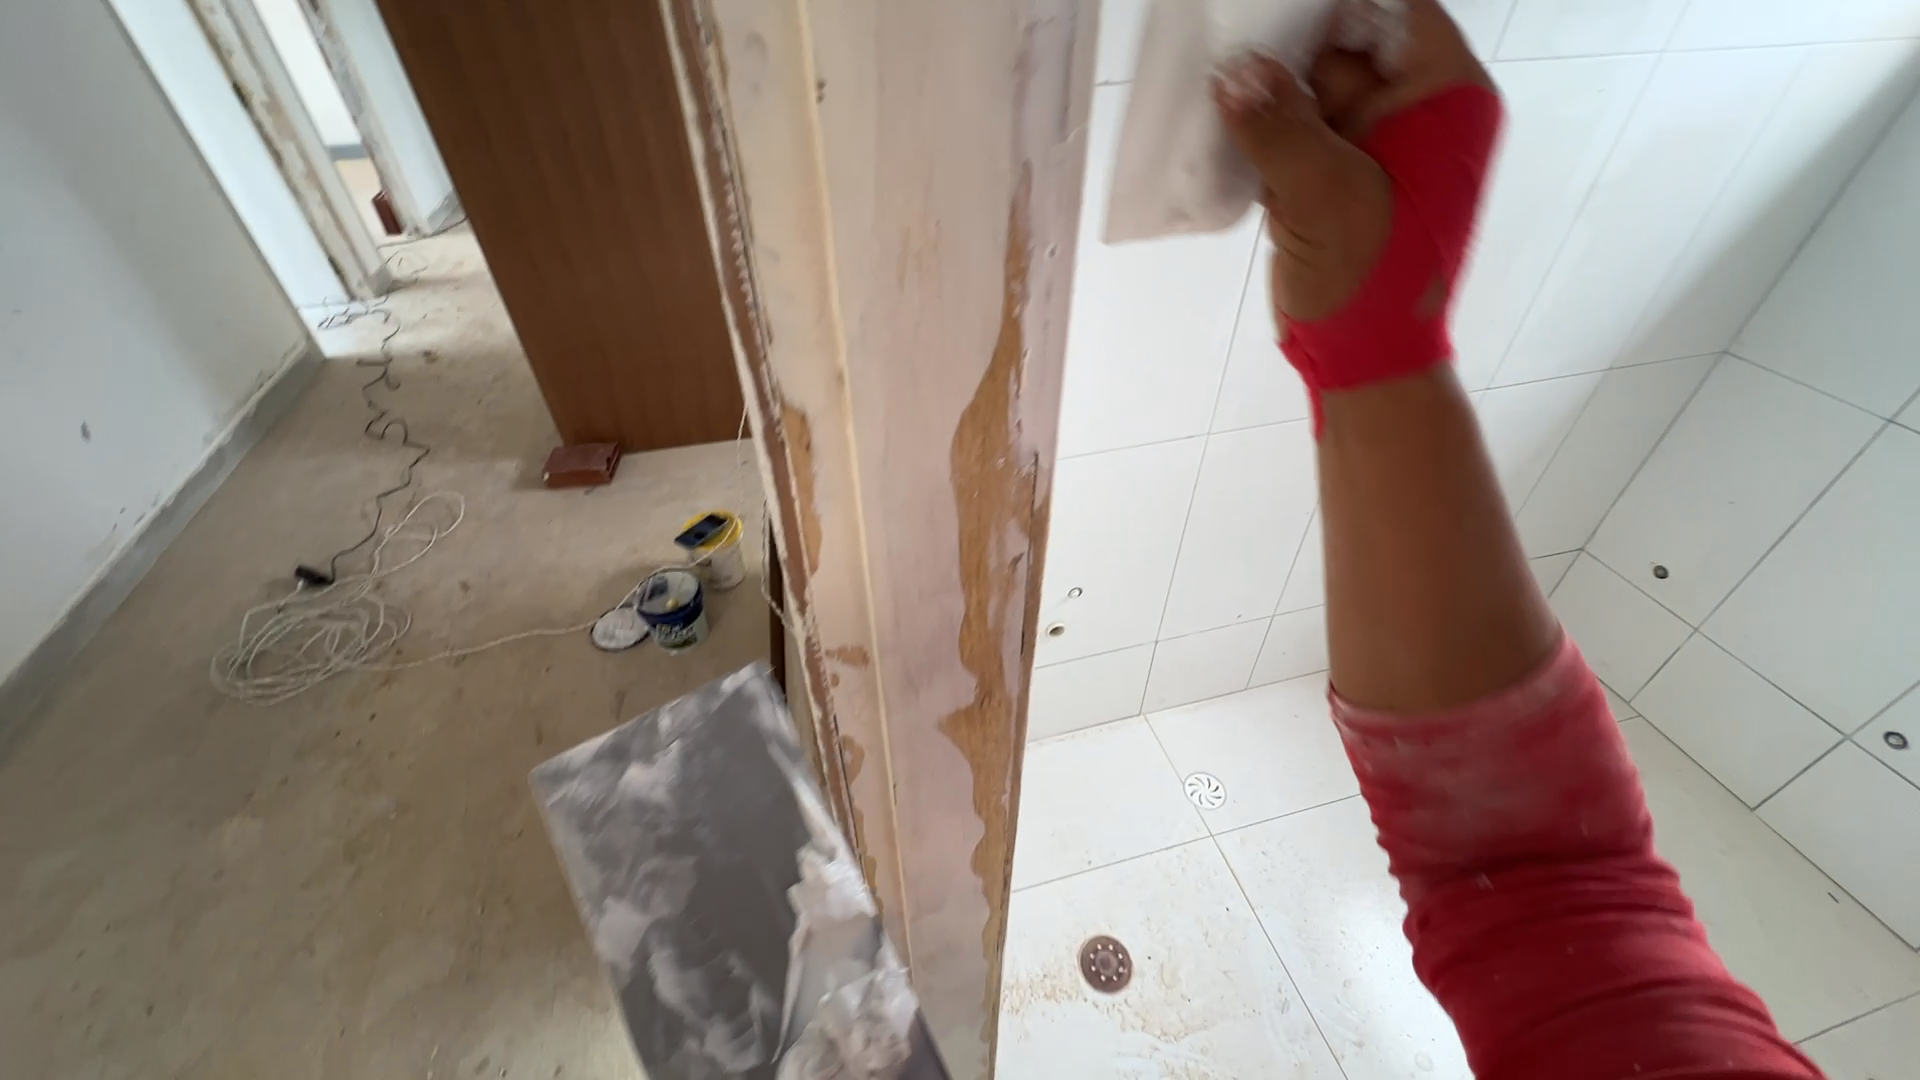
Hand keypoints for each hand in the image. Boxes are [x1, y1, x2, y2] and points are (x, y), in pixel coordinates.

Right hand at [1211, 0, 1494, 324]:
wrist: (1360, 358)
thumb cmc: (1370, 276)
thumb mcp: (1326, 193)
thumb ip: (1278, 127)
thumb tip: (1232, 70)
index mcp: (1439, 98)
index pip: (1395, 12)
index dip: (1337, 2)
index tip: (1274, 1)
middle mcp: (1406, 115)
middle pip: (1343, 51)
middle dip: (1286, 47)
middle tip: (1228, 33)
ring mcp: (1363, 154)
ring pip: (1307, 99)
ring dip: (1263, 95)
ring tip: (1211, 76)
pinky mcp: (1325, 187)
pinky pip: (1288, 143)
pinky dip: (1255, 138)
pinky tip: (1216, 126)